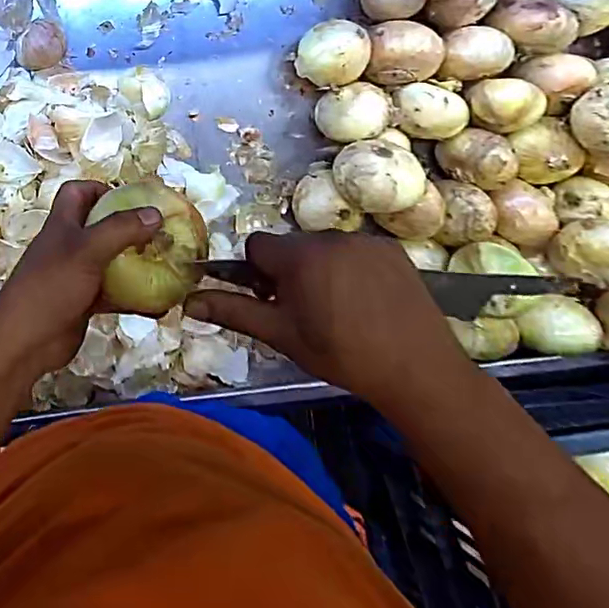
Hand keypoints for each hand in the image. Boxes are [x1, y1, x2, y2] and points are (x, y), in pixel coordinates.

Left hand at [0, 181, 163, 379]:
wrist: (24, 342)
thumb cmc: (51, 286)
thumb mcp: (87, 250)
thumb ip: (121, 229)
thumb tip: (155, 213)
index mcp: (62, 224)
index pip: (77, 192)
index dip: (99, 189)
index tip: (129, 200)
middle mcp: (68, 246)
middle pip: (98, 226)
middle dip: (127, 228)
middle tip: (158, 234)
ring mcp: (75, 275)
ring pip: (109, 261)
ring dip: (134, 264)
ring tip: (165, 266)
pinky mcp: (83, 303)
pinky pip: (114, 294)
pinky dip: (134, 298)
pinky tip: (158, 306)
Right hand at [184, 231, 467, 399]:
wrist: (419, 370)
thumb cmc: (341, 355)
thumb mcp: (282, 335)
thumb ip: (233, 311)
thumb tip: (189, 302)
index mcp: (298, 256)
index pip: (257, 245)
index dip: (259, 273)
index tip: (276, 301)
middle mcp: (328, 237)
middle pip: (291, 246)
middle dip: (290, 271)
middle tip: (308, 310)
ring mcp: (363, 240)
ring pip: (322, 247)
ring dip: (321, 268)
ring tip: (342, 308)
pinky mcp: (390, 248)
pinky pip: (355, 249)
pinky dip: (352, 267)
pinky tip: (368, 300)